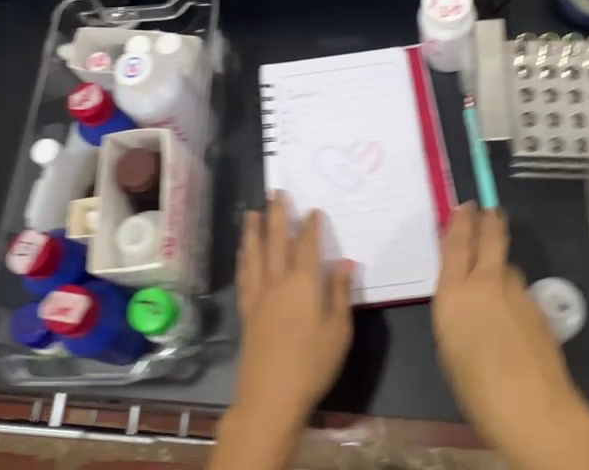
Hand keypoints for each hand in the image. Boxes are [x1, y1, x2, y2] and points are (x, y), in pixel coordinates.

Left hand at [215, 192, 351, 469]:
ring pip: (255, 253)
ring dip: (254, 230)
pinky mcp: (247, 312)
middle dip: (277, 214)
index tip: (313, 208)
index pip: (307, 244)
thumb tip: (344, 262)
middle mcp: (278, 281)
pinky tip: (243, 252)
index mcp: (303, 283)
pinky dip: (244, 257)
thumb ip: (340, 293)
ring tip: (252, 212)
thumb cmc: (312, 364)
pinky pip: (245, 274)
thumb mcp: (339, 330)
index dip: (310, 225)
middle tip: (276, 191)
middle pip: (276, 240)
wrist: (270, 396)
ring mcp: (259, 296)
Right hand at [433, 204, 588, 469]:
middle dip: (488, 219)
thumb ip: (456, 314)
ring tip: (496, 284)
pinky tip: (513, 321)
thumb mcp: (449, 348)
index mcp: (453, 294)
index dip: (459, 221)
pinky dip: (514, 296)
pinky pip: (521, 292)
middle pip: (488, 238)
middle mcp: (484, 283)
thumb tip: (465, 301)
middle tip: (488, 209)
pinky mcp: (538, 307)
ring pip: (506, 267)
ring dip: (501, 266)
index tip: (465, 206)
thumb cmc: (476, 388)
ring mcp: (515, 292)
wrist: (533, 408)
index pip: (455, 244)